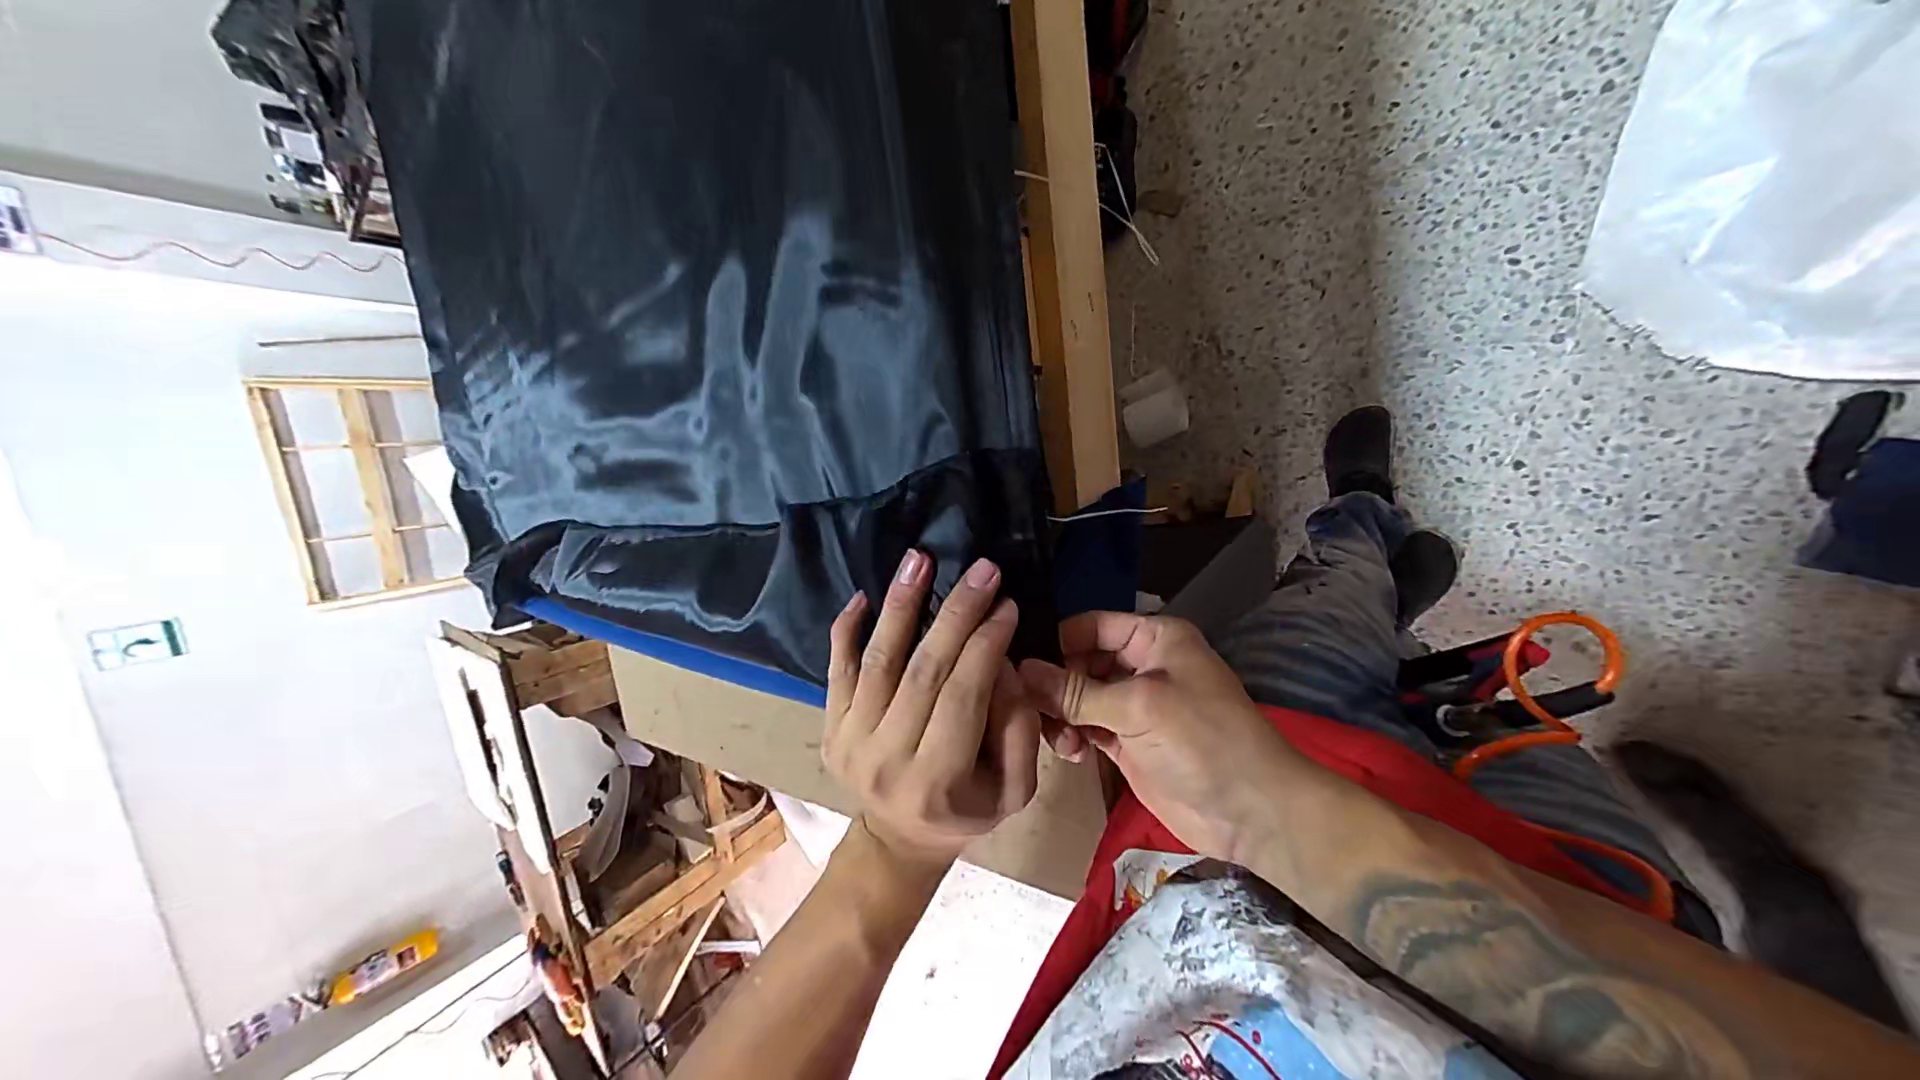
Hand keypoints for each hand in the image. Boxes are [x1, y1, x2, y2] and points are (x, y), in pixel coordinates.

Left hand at [822, 550, 1042, 869]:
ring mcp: (849, 739)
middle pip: (922, 670)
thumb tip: (1004, 662)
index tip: (1005, 603)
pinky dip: (847, 628)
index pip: (963, 694)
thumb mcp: (1013, 790)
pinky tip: (865, 594)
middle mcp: (886, 758)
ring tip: (919, 560)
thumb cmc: (964, 812)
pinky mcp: (829, 725)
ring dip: (900, 604)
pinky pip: (836, 668)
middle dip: (956, 613)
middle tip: (982, 569)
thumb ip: (1018, 728)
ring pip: (878, 660)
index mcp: (936, 781)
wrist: (898, 839)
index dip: (986, 644)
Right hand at [1019, 612, 1301, 862]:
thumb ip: (1076, 691)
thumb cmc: (1203, 741)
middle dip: (1055, 683)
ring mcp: (1133, 706)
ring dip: (1061, 715)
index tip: (1019, 666)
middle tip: (1028, 709)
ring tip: (1061, 740)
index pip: (1091, 626)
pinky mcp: (1126, 742)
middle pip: (1079, 662)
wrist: (1252, 812)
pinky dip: (1072, 736)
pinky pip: (1085, 727)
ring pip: (1078, 697)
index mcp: (1154, 639)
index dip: (1057, 642)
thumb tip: (1020, 670)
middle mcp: (1141, 665)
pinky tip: (1071, 753)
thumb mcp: (1139, 707)